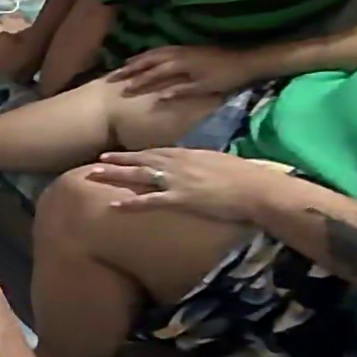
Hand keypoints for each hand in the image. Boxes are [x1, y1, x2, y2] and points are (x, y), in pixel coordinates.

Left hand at [86, 148, 294, 222]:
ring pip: (138, 175)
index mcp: (189, 154)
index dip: (136, 153)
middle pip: (141, 160)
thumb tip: (193, 163)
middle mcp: (178, 164)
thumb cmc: (248, 176)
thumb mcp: (220, 161)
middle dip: (118, 160)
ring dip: (115, 175)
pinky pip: (150, 200)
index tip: (120, 154)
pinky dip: (131, 202)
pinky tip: (114, 204)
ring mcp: (177, 180)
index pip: (155, 152)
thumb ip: (200, 161)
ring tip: (94, 175)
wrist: (261, 189)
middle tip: (97, 160)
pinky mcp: (180, 198)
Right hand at [106, 45, 264, 97]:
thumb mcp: (204, 87)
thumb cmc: (227, 76)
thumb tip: (157, 98)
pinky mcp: (188, 49)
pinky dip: (150, 54)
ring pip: (153, 53)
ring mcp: (182, 49)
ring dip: (137, 60)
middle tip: (113, 77)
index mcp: (179, 64)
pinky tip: (147, 58)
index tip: (122, 91)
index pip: (151, 74)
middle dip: (129, 69)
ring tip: (124, 65)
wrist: (251, 60)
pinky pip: (162, 50)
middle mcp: (177, 54)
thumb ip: (179, 92)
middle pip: (147, 61)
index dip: (136, 82)